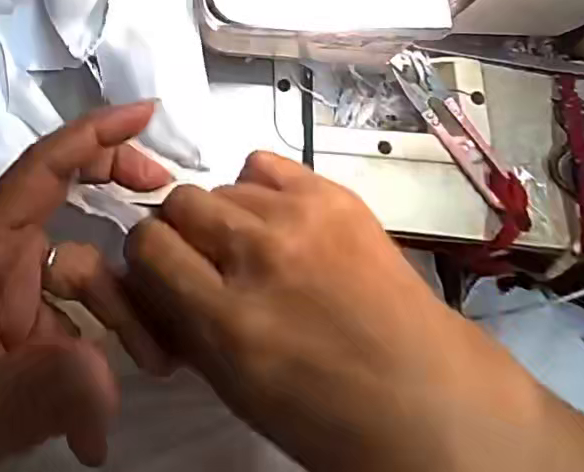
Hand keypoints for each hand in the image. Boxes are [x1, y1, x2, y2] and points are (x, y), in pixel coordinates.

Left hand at [0, 102, 173, 471]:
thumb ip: (32, 394)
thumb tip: (111, 378)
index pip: (40, 170)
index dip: (93, 133)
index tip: (145, 112)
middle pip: (66, 193)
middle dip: (118, 184)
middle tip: (171, 203)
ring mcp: (8, 295)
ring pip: (83, 270)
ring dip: (125, 309)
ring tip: (158, 362)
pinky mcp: (15, 333)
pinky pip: (73, 324)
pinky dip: (96, 361)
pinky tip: (96, 429)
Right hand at [125, 152, 583, 471]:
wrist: (436, 404)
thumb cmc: (329, 419)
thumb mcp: (236, 389)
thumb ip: (185, 323)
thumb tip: (153, 276)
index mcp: (231, 324)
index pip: (148, 245)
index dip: (148, 258)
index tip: (163, 271)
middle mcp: (259, 259)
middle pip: (180, 202)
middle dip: (181, 232)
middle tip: (208, 260)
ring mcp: (300, 218)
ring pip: (220, 187)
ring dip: (224, 218)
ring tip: (256, 248)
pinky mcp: (333, 194)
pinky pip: (263, 164)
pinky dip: (259, 190)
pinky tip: (281, 220)